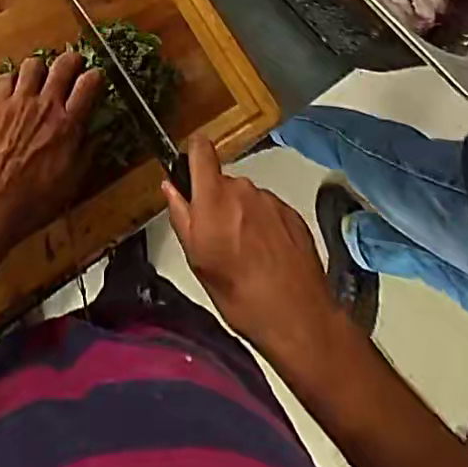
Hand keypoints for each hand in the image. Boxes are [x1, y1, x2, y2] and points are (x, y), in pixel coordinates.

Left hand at [0, 51, 103, 254]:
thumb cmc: (35, 200)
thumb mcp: (71, 181)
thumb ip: (86, 152)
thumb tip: (95, 134)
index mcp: (69, 124)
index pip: (90, 83)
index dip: (96, 76)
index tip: (95, 80)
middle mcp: (45, 106)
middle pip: (64, 63)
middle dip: (72, 61)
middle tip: (72, 69)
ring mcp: (18, 103)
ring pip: (33, 64)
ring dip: (40, 69)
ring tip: (40, 80)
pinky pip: (4, 78)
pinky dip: (12, 81)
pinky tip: (13, 93)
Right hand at [162, 136, 341, 352]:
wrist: (297, 317)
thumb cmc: (239, 292)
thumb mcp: (196, 259)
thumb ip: (181, 216)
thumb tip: (170, 189)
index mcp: (214, 196)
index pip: (201, 149)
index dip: (193, 153)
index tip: (189, 165)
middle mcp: (244, 190)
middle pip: (222, 181)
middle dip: (216, 201)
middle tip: (216, 237)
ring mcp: (271, 201)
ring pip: (246, 198)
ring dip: (241, 215)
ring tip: (244, 252)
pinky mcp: (293, 214)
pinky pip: (268, 211)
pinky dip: (264, 226)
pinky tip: (265, 256)